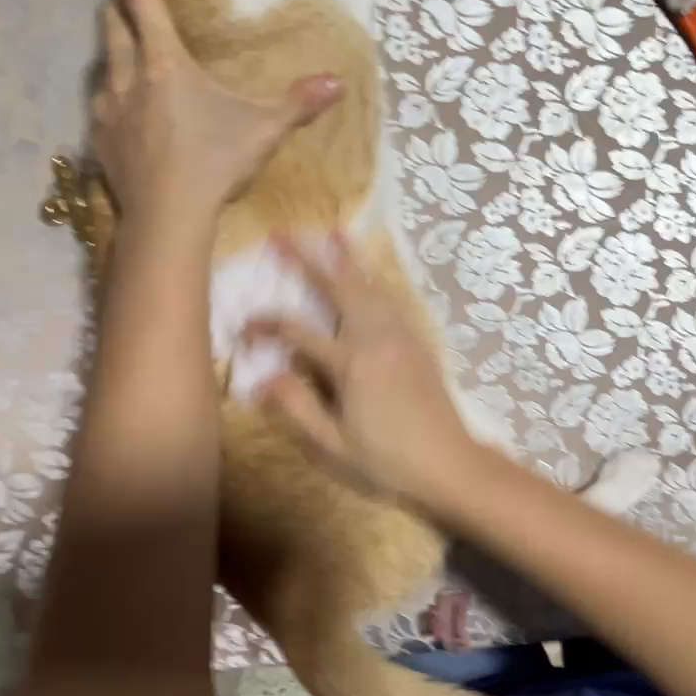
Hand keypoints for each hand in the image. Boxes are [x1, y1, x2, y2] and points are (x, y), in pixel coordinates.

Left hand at [92, 0, 343, 223]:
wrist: (168, 216)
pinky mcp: (100, 140)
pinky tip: (120, 107)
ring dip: (112, 49)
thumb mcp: (264, 130)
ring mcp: (109, 109)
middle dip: (117, 1)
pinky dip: (110, 94)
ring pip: (103, 63)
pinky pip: (99, 104)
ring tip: (124, 49)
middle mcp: (129, 76)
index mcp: (165, 63)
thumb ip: (298, 104)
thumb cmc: (215, 163)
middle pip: (112, 23)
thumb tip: (339, 82)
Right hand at [246, 234, 482, 503]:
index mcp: (352, 364)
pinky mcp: (419, 342)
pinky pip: (393, 299)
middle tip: (281, 234)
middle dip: (308, 258)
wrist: (450, 464)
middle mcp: (378, 338)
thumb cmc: (388, 461)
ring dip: (348, 258)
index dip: (265, 325)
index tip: (244, 329)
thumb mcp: (333, 446)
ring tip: (333, 231)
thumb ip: (296, 408)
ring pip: (371, 286)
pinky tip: (369, 274)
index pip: (296, 331)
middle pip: (338, 287)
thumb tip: (260, 378)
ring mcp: (403, 336)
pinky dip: (375, 280)